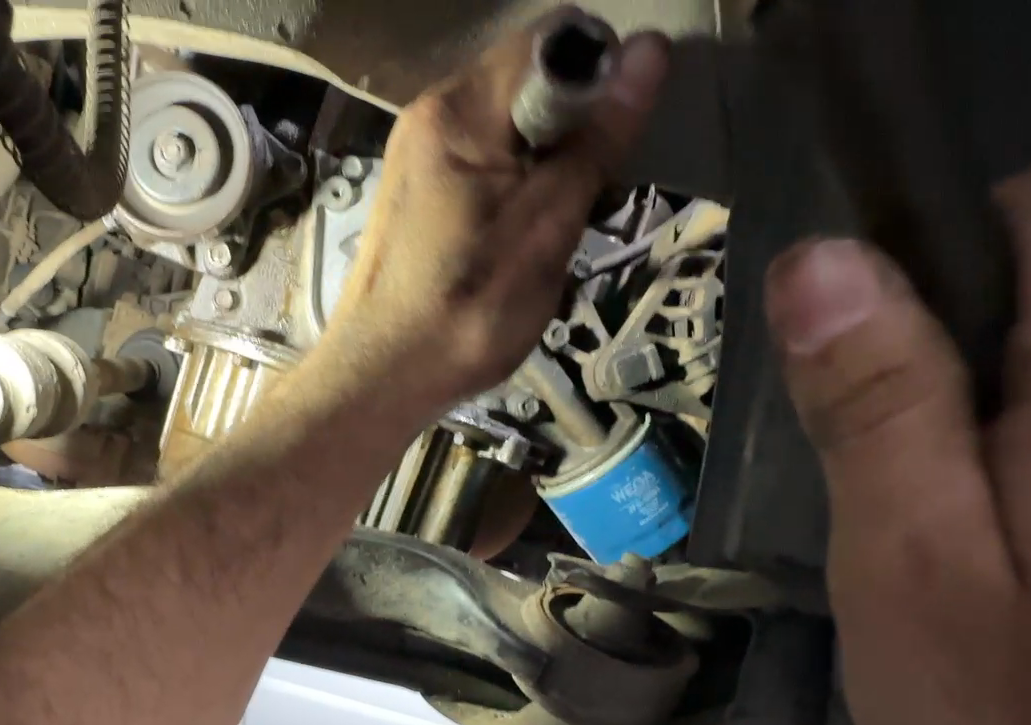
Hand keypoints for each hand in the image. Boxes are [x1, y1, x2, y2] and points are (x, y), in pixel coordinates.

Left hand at [314, 13, 667, 418]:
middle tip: (584, 198)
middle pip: (531, 81)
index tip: (615, 143)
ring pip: (509, 127)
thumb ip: (596, 140)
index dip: (602, 78)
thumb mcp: (546, 227)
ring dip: (546, 164)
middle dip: (574, 128)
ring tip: (549, 228)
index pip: (555, 41)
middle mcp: (429, 114)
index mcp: (460, 109)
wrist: (380, 377)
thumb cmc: (466, 311)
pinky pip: (481, 162)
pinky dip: (512, 186)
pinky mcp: (415, 192)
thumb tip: (649, 51)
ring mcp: (415, 154)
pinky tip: (514, 238)